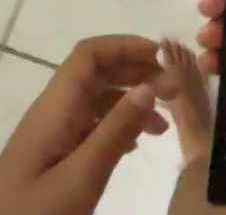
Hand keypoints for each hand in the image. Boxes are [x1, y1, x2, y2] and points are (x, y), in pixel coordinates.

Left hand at [0, 35, 173, 214]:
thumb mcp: (80, 179)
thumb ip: (114, 132)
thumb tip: (149, 86)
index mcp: (55, 107)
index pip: (90, 54)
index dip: (126, 46)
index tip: (163, 57)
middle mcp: (52, 112)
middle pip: (96, 72)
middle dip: (136, 72)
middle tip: (174, 92)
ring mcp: (50, 136)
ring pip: (95, 100)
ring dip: (130, 101)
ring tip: (164, 124)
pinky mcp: (51, 160)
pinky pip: (89, 126)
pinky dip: (116, 126)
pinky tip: (136, 144)